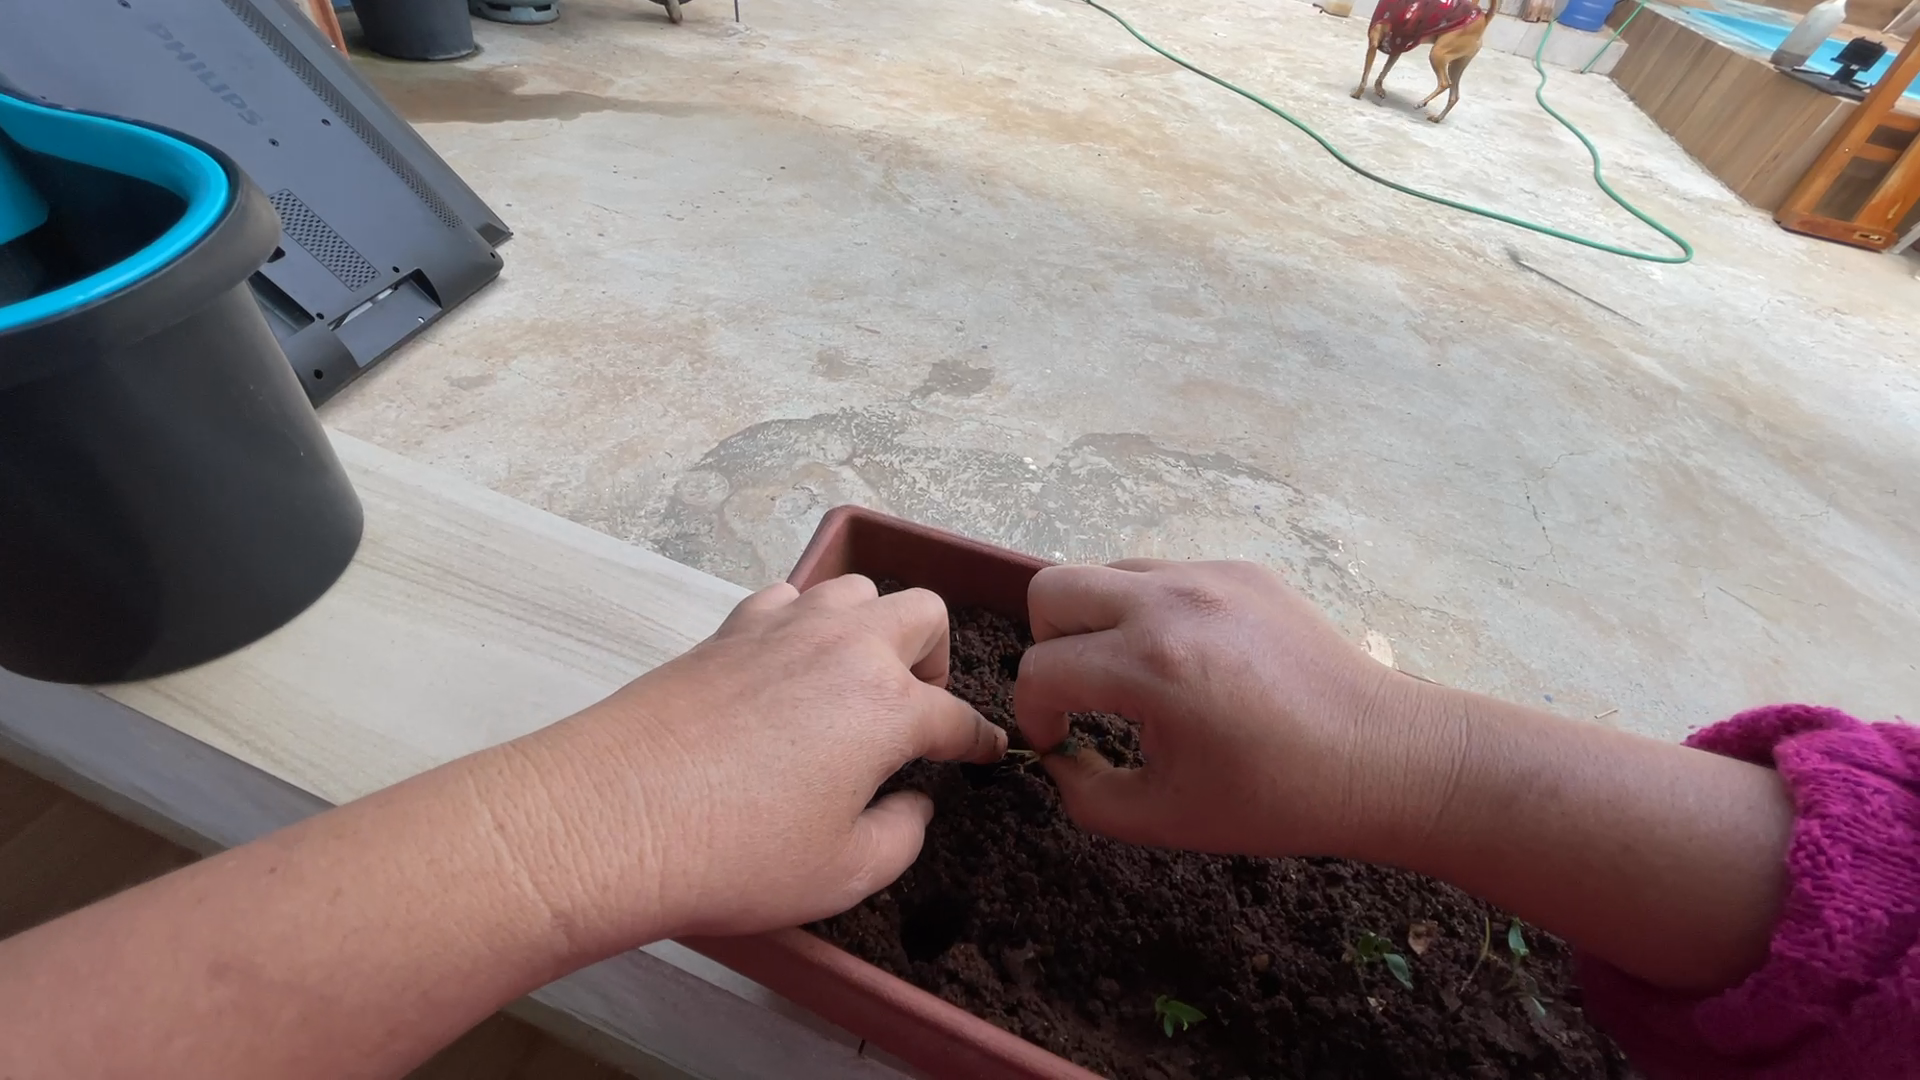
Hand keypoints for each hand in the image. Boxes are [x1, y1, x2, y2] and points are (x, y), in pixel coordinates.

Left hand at [515, 575, 1006, 947]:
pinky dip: (802, 622)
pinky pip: (788, 599)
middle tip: (912, 708)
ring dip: (872, 628)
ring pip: (857, 590)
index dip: (981, 741)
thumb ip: (904, 833)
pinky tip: (785, 662)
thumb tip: (912, 799)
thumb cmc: (737, 855)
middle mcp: (849, 648)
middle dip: (935, 658)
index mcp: (889, 707)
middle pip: (923, 615)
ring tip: (850, 679)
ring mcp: (788, 628)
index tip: (989, 752)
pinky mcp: (733, 625)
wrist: (609, 819)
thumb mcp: (844, 873)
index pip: (958, 719)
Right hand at [1014, 560, 1459, 860]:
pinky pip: (1159, 577)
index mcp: (1149, 665)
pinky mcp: (1238, 568)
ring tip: (1138, 674)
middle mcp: (1169, 601)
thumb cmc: (1278, 797)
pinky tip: (1192, 658)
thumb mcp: (1163, 819)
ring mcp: (1207, 575)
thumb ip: (1082, 793)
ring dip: (1097, 624)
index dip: (1033, 713)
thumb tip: (1056, 754)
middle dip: (1048, 647)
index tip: (1060, 739)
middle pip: (1050, 590)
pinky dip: (1148, 614)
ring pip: (1102, 574)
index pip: (1039, 668)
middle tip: (1084, 691)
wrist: (1391, 757)